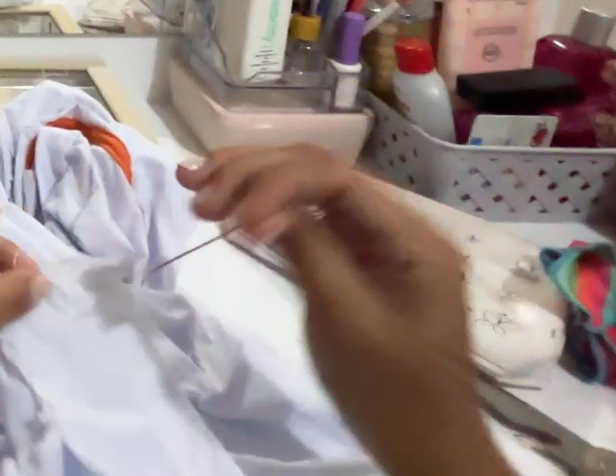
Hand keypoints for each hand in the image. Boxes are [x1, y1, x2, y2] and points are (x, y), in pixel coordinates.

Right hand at [180, 147, 507, 475]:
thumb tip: (258, 206)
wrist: (424, 448)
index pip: (334, 179)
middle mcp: (390, 220)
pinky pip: (294, 208)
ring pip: (297, 180)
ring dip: (243, 178)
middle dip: (250, 173)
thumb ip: (312, 251)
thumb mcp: (350, 321)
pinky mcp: (343, 248)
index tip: (236, 222)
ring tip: (191, 183)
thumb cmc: (393, 392)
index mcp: (411, 236)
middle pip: (311, 168)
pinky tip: (217, 200)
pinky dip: (252, 201)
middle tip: (195, 192)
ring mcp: (366, 233)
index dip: (277, 186)